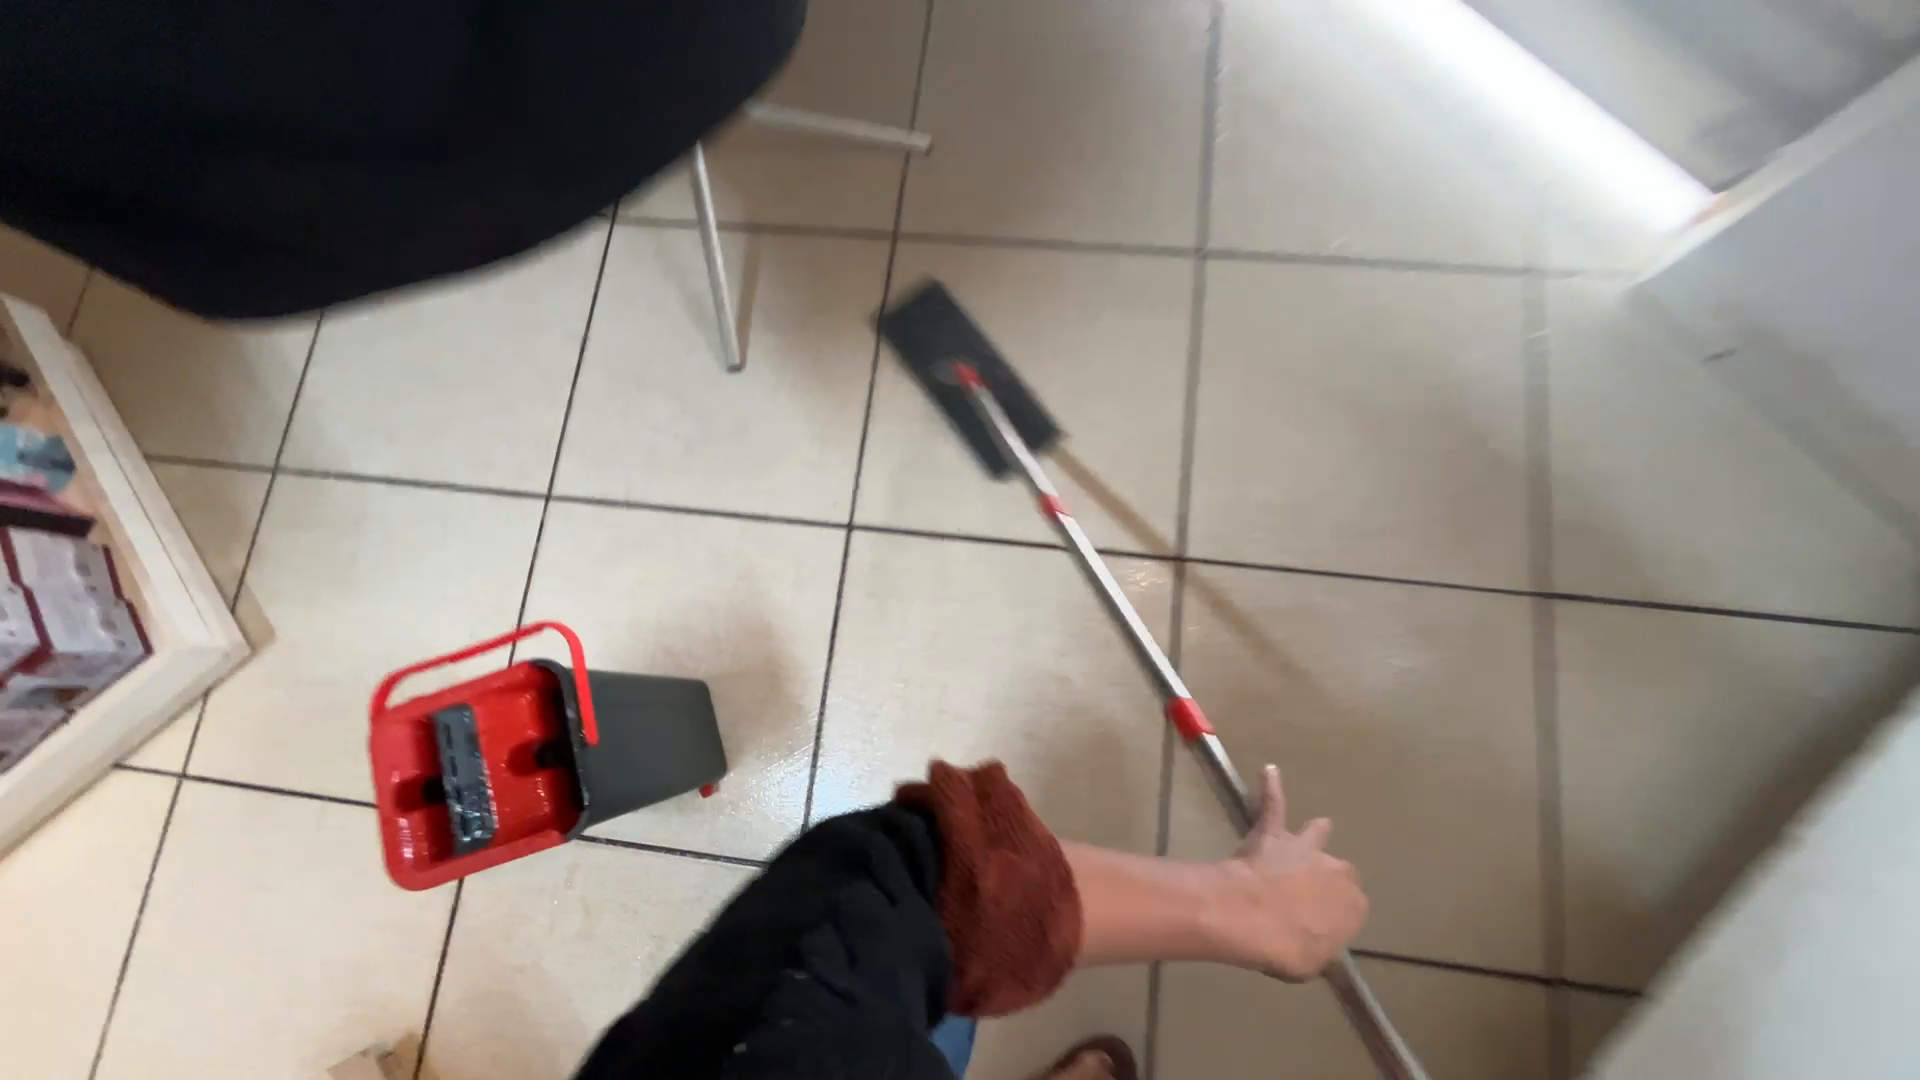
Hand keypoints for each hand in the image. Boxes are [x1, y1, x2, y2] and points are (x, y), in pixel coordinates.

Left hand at [1202, 764, 1367, 979]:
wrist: (1252, 916)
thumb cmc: (1286, 948)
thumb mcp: (1313, 963)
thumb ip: (1318, 946)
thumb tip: (1311, 942)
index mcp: (1353, 905)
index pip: (1350, 907)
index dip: (1332, 914)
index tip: (1317, 923)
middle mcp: (1335, 869)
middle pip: (1335, 871)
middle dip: (1323, 879)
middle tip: (1304, 893)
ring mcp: (1303, 847)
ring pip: (1314, 835)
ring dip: (1313, 835)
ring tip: (1317, 827)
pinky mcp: (1273, 832)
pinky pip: (1273, 803)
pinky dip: (1270, 787)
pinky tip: (1269, 770)